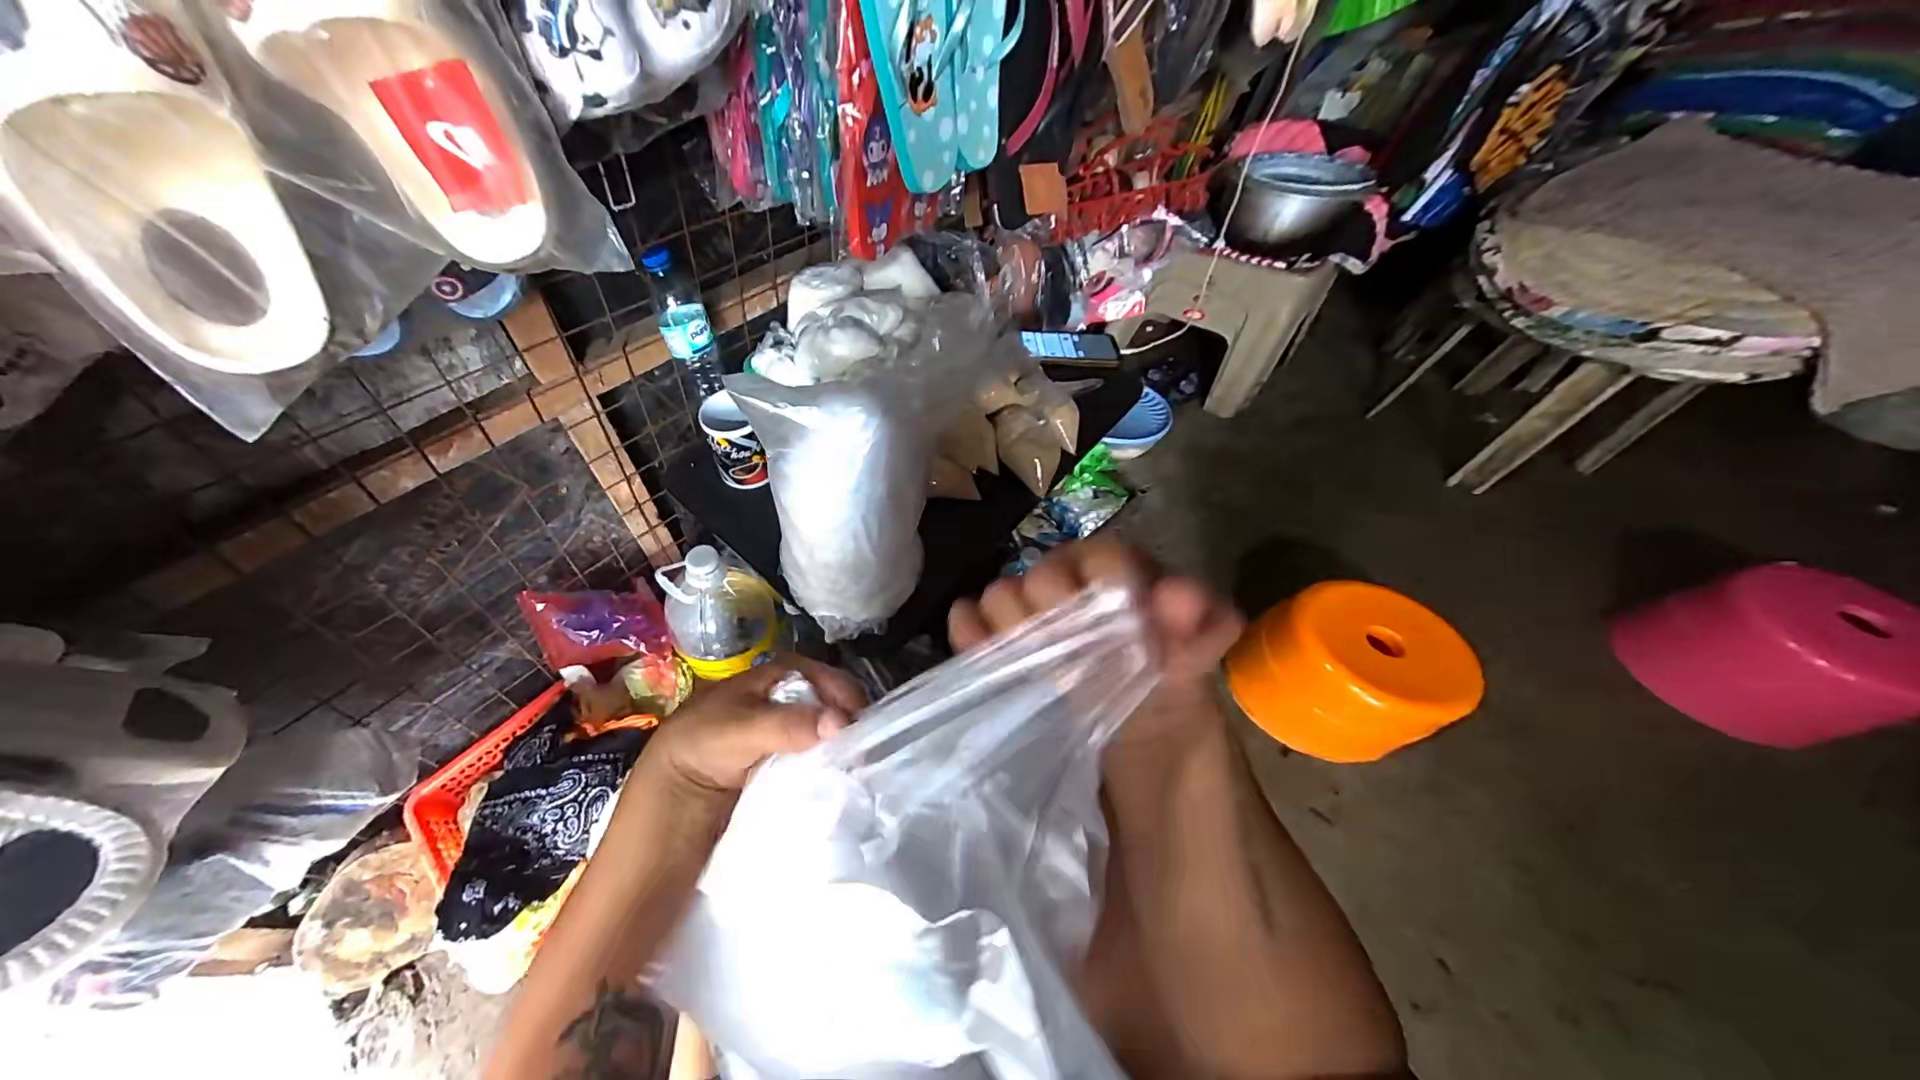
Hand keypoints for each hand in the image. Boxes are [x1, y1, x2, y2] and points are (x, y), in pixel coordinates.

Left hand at [643, 656, 866, 795]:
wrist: (666, 805)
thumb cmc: (699, 750)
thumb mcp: (741, 731)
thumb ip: (789, 724)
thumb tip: (842, 722)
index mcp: (766, 679)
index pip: (814, 673)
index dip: (838, 688)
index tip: (857, 716)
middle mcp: (777, 702)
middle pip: (824, 700)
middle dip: (845, 715)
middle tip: (865, 740)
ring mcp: (779, 735)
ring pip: (823, 729)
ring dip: (841, 741)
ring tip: (859, 761)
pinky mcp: (781, 765)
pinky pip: (814, 757)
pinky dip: (829, 762)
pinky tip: (841, 774)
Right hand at [947, 540, 1244, 711]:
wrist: (1134, 726)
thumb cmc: (1167, 677)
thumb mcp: (1197, 654)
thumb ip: (1203, 622)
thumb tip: (1180, 595)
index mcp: (1113, 566)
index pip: (1101, 560)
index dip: (1110, 594)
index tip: (1121, 638)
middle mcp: (1063, 574)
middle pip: (1042, 578)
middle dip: (1061, 623)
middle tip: (1080, 666)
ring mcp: (1022, 605)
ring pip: (999, 596)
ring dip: (1018, 637)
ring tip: (1046, 673)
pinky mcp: (990, 637)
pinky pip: (966, 623)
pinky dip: (975, 641)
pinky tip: (998, 667)